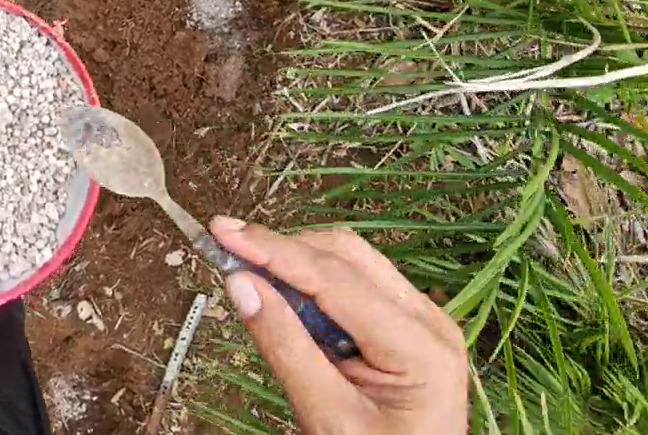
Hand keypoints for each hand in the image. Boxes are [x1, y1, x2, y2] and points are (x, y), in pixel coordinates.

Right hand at [209, 219, 467, 434]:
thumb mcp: (328, 418)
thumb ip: (285, 347)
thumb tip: (239, 282)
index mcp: (420, 348)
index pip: (333, 278)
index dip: (272, 249)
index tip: (221, 231)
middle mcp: (426, 320)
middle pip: (342, 255)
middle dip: (281, 248)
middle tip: (226, 249)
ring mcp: (419, 318)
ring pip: (346, 257)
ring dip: (293, 259)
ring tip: (250, 274)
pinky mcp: (404, 321)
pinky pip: (351, 278)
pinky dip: (309, 277)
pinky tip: (282, 292)